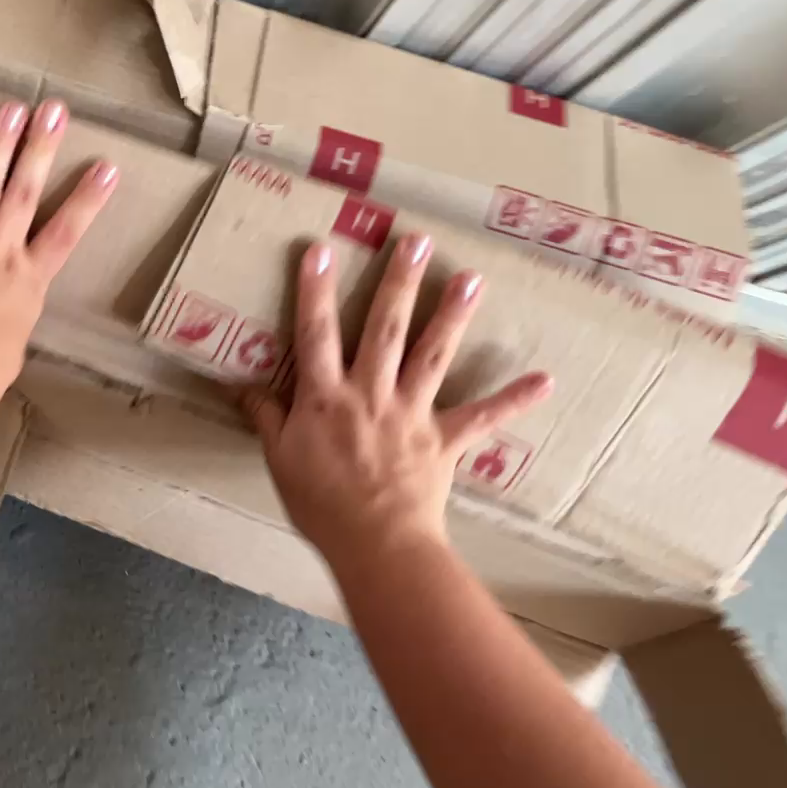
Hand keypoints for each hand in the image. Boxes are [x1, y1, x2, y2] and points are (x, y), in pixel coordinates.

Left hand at [0, 99, 117, 369]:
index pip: (66, 232)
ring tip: (11, 108)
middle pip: (26, 192)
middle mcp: (2, 249)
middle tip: (55, 110)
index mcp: (28, 277)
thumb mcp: (9, 346)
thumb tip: (0, 335)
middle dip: (42, 149)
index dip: (88, 200)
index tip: (107, 168)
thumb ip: (8, 326)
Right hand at [243, 234, 551, 559]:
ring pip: (433, 356)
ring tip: (472, 279)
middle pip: (385, 329)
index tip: (320, 248)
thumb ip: (266, 415)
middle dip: (398, 283)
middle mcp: (370, 393)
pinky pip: (482, 417)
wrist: (376, 545)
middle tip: (416, 242)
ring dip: (453, 316)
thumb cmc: (320, 502)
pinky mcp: (444, 439)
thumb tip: (242, 385)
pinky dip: (511, 399)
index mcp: (325, 396)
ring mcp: (412, 413)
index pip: (315, 333)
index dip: (314, 289)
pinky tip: (544, 380)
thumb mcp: (279, 457)